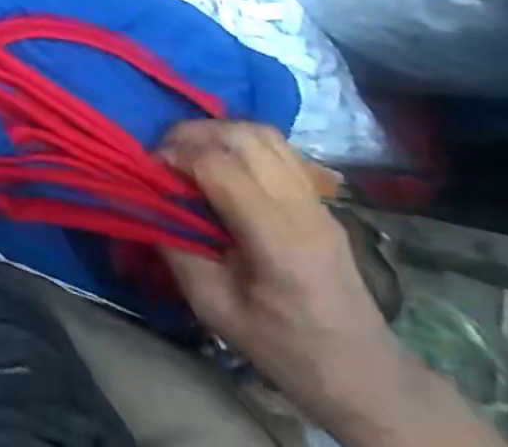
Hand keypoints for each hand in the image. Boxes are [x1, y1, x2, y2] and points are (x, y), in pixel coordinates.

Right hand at [156, 121, 406, 424]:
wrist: (362, 374)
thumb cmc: (284, 348)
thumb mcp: (214, 308)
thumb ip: (176, 248)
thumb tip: (145, 202)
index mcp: (279, 241)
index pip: (220, 167)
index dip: (176, 156)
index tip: (149, 169)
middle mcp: (303, 210)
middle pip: (242, 138)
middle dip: (192, 135)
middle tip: (164, 156)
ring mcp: (318, 201)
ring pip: (263, 133)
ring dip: (217, 132)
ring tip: (190, 153)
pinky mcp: (320, 200)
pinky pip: (277, 148)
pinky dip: (240, 141)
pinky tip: (221, 162)